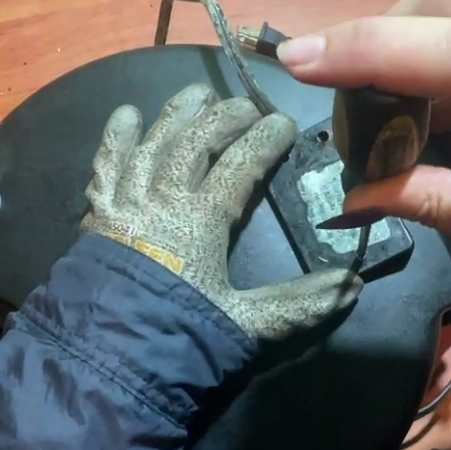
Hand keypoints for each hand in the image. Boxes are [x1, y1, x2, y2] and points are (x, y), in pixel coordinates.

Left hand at [83, 83, 361, 340]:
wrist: (106, 356)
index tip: (284, 123)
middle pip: (195, 141)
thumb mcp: (246, 324)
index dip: (265, 139)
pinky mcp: (98, 215)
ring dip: (175, 114)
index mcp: (201, 219)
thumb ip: (298, 304)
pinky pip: (105, 165)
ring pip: (152, 143)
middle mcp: (162, 198)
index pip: (240, 164)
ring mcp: (126, 202)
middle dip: (225, 117)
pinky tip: (127, 115)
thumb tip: (352, 286)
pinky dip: (115, 138)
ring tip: (197, 93)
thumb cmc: (178, 335)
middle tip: (247, 108)